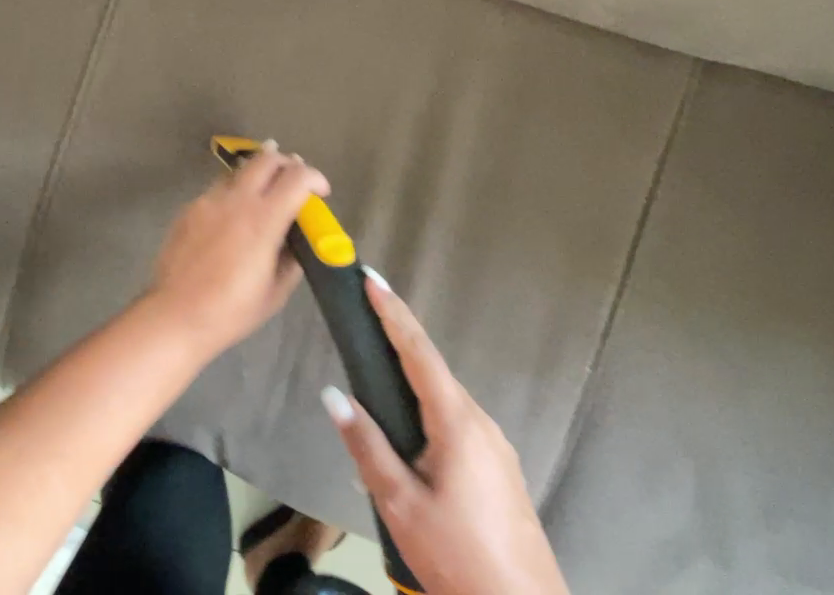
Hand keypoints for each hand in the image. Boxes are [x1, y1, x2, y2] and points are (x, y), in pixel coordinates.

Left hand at [142, 141, 327, 353]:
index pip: (296, 177)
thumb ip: (291, 258)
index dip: (315, 177)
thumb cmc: (231, 311)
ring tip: (265, 192)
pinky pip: (217, 189)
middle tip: (294, 179)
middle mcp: (236, 200)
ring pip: (238, 170)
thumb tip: (298, 240)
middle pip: (266, 159)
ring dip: (258, 174)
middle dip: (286, 163)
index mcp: (263, 220)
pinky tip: (234, 215)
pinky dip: (234, 192)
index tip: (321, 192)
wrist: (175, 315)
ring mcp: (208, 201)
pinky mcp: (189, 209)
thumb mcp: (275, 291)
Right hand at [324, 275, 569, 594]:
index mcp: (457, 422)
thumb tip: (334, 395)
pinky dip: (427, 409)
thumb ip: (367, 446)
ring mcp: (495, 446)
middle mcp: (480, 422)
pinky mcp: (500, 468)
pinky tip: (408, 433)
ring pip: (445, 398)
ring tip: (374, 372)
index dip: (393, 313)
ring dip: (411, 378)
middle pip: (433, 370)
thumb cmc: (457, 555)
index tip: (371, 279)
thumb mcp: (400, 503)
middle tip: (363, 317)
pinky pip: (457, 422)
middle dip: (398, 339)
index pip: (419, 352)